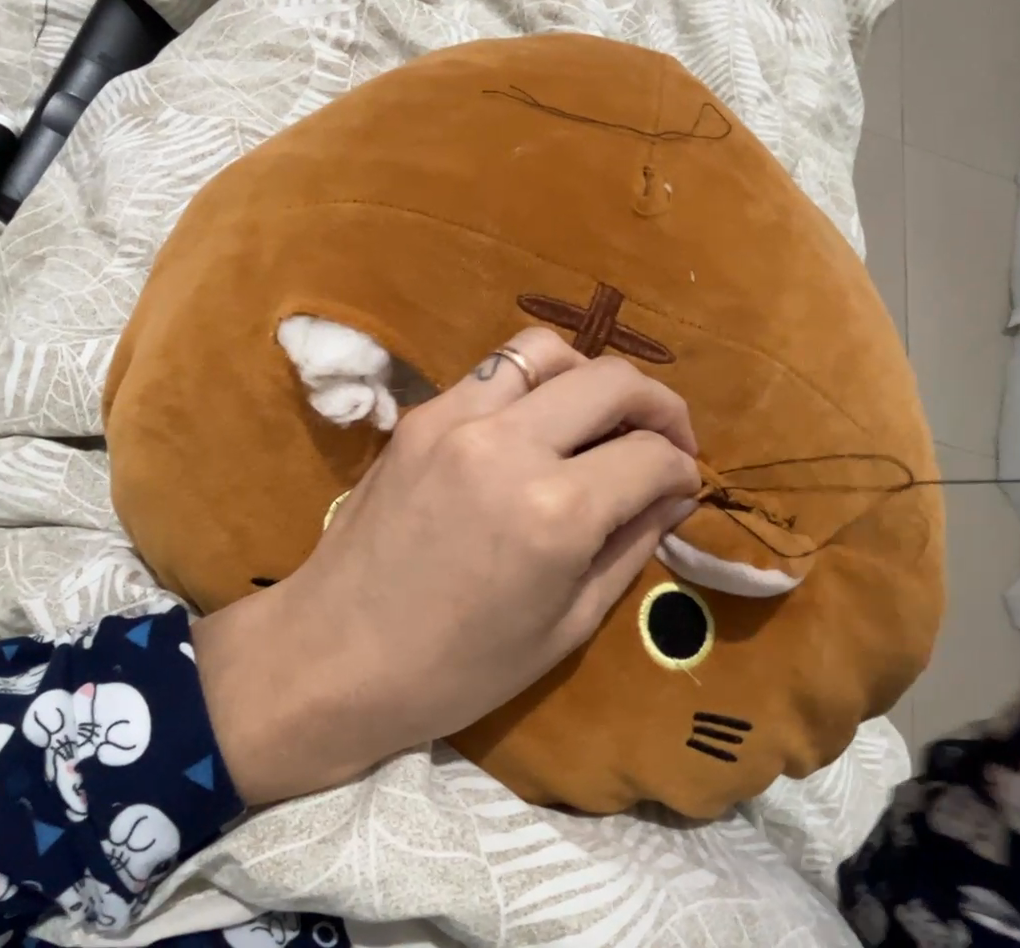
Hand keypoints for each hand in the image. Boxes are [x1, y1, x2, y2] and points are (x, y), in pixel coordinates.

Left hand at [192, 327, 700, 805]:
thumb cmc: (457, 668)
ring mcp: (454, 419)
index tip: (684, 487)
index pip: (652, 456)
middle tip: (665, 441)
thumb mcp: (566, 626)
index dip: (684, 470)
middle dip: (659, 405)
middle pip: (612, 380)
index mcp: (555, 511)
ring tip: (596, 422)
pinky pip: (490, 373)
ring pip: (546, 351)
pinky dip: (528, 387)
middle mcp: (508, 445)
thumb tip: (673, 492)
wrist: (336, 656)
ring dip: (589, 380)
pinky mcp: (416, 417)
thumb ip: (630, 546)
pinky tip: (530, 431)